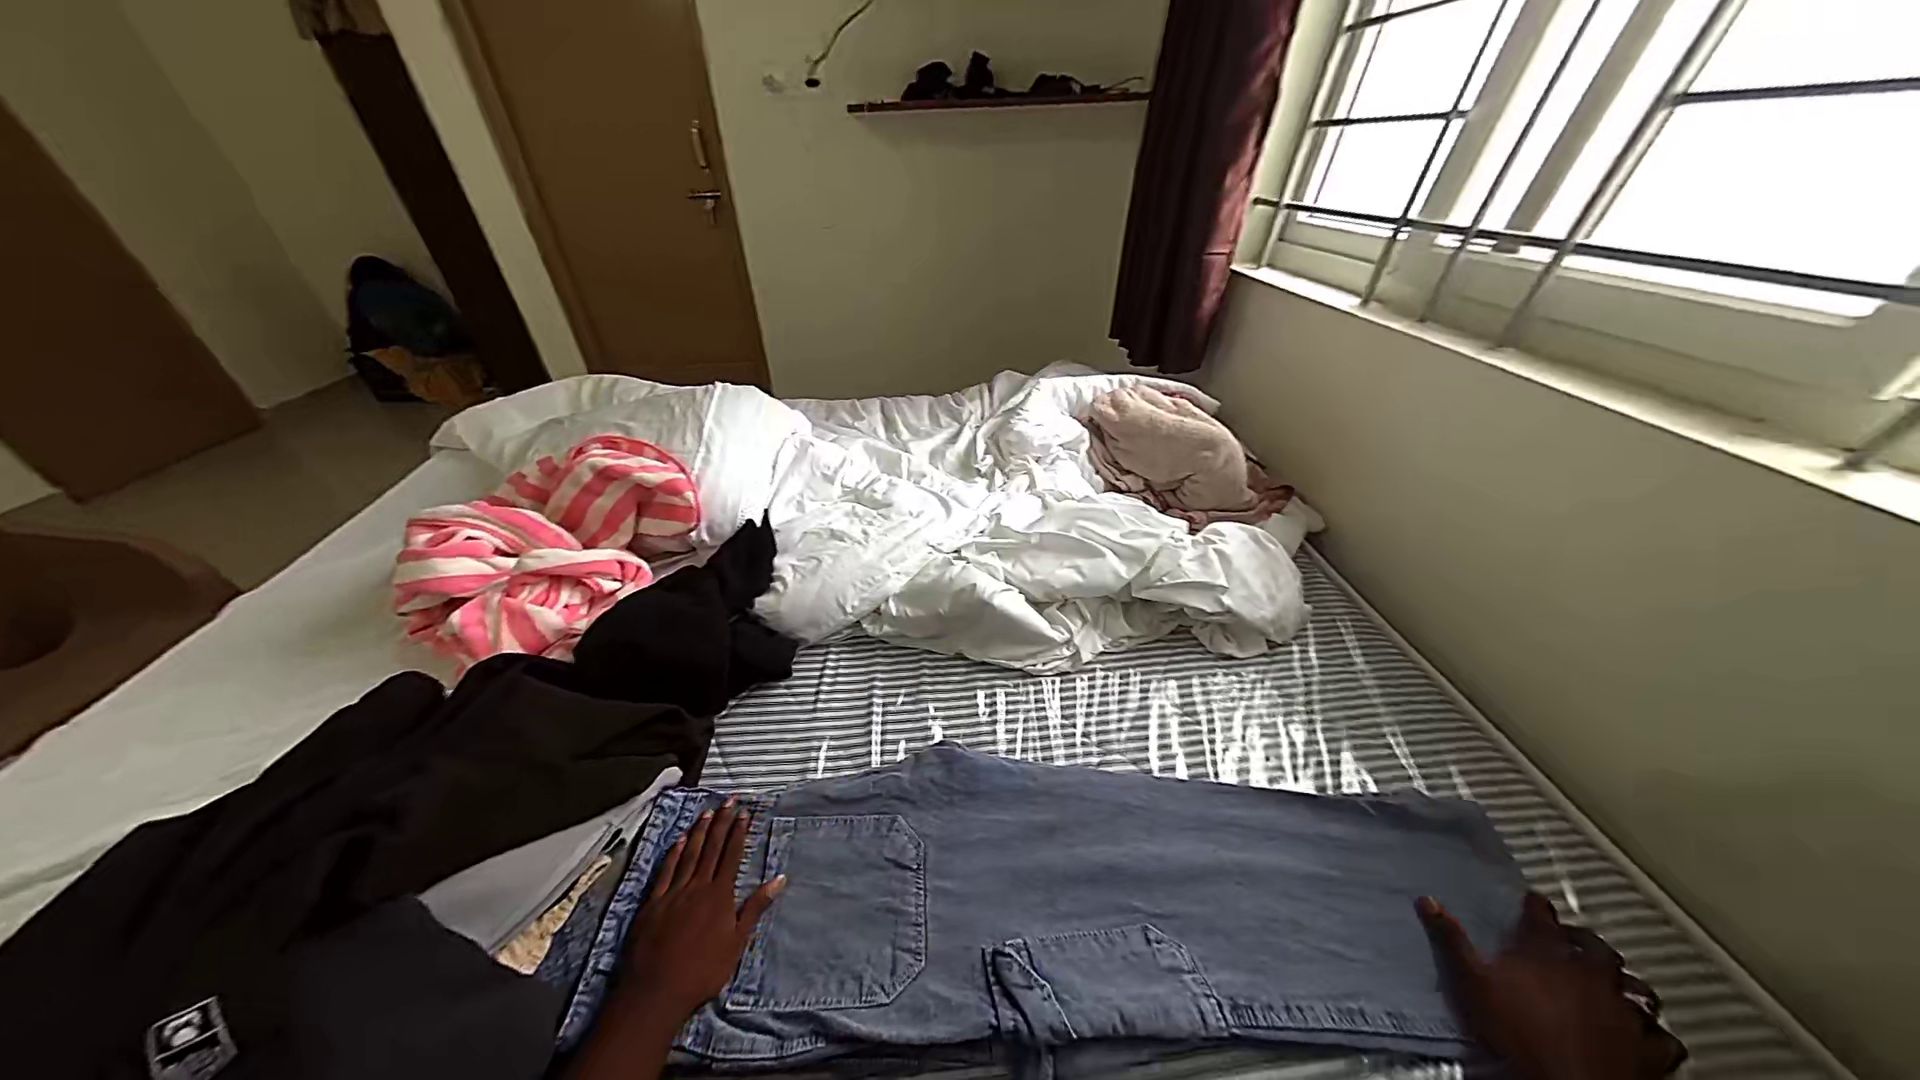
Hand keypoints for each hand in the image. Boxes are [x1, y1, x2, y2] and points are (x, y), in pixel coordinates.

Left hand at [573, 800, 784, 1079]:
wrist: (655, 992)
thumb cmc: (702, 971)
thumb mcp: (736, 943)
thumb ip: (755, 908)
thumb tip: (779, 880)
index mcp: (719, 895)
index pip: (732, 855)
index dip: (739, 832)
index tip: (745, 813)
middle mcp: (697, 887)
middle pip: (712, 848)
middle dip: (722, 822)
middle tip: (730, 801)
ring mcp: (673, 893)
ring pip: (689, 854)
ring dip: (700, 832)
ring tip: (708, 812)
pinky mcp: (652, 904)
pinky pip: (665, 871)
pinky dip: (673, 854)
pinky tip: (679, 840)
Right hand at [1417, 893, 1685, 1079]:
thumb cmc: (1514, 1030)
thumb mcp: (1471, 981)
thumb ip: (1451, 939)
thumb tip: (1426, 900)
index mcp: (1547, 953)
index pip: (1542, 916)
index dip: (1536, 907)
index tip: (1532, 902)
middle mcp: (1591, 974)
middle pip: (1596, 947)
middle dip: (1584, 941)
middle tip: (1571, 941)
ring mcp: (1625, 1013)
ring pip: (1635, 988)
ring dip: (1624, 983)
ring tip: (1613, 984)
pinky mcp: (1649, 1051)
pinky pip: (1661, 1036)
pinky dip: (1652, 1031)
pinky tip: (1644, 1033)